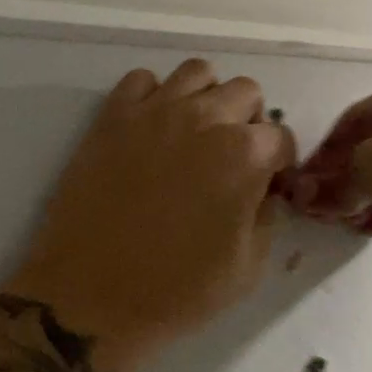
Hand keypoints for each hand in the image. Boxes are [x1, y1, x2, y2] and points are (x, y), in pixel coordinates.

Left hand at [4, 60, 294, 371]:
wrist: (90, 298)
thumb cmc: (176, 291)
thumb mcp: (248, 267)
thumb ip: (266, 215)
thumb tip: (263, 188)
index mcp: (244, 155)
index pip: (281, 136)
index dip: (278, 162)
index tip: (266, 183)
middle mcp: (204, 118)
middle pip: (245, 91)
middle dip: (249, 121)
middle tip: (233, 155)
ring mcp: (154, 111)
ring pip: (197, 72)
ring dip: (206, 97)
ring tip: (195, 132)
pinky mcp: (112, 116)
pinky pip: (141, 79)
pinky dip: (154, 95)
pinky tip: (151, 128)